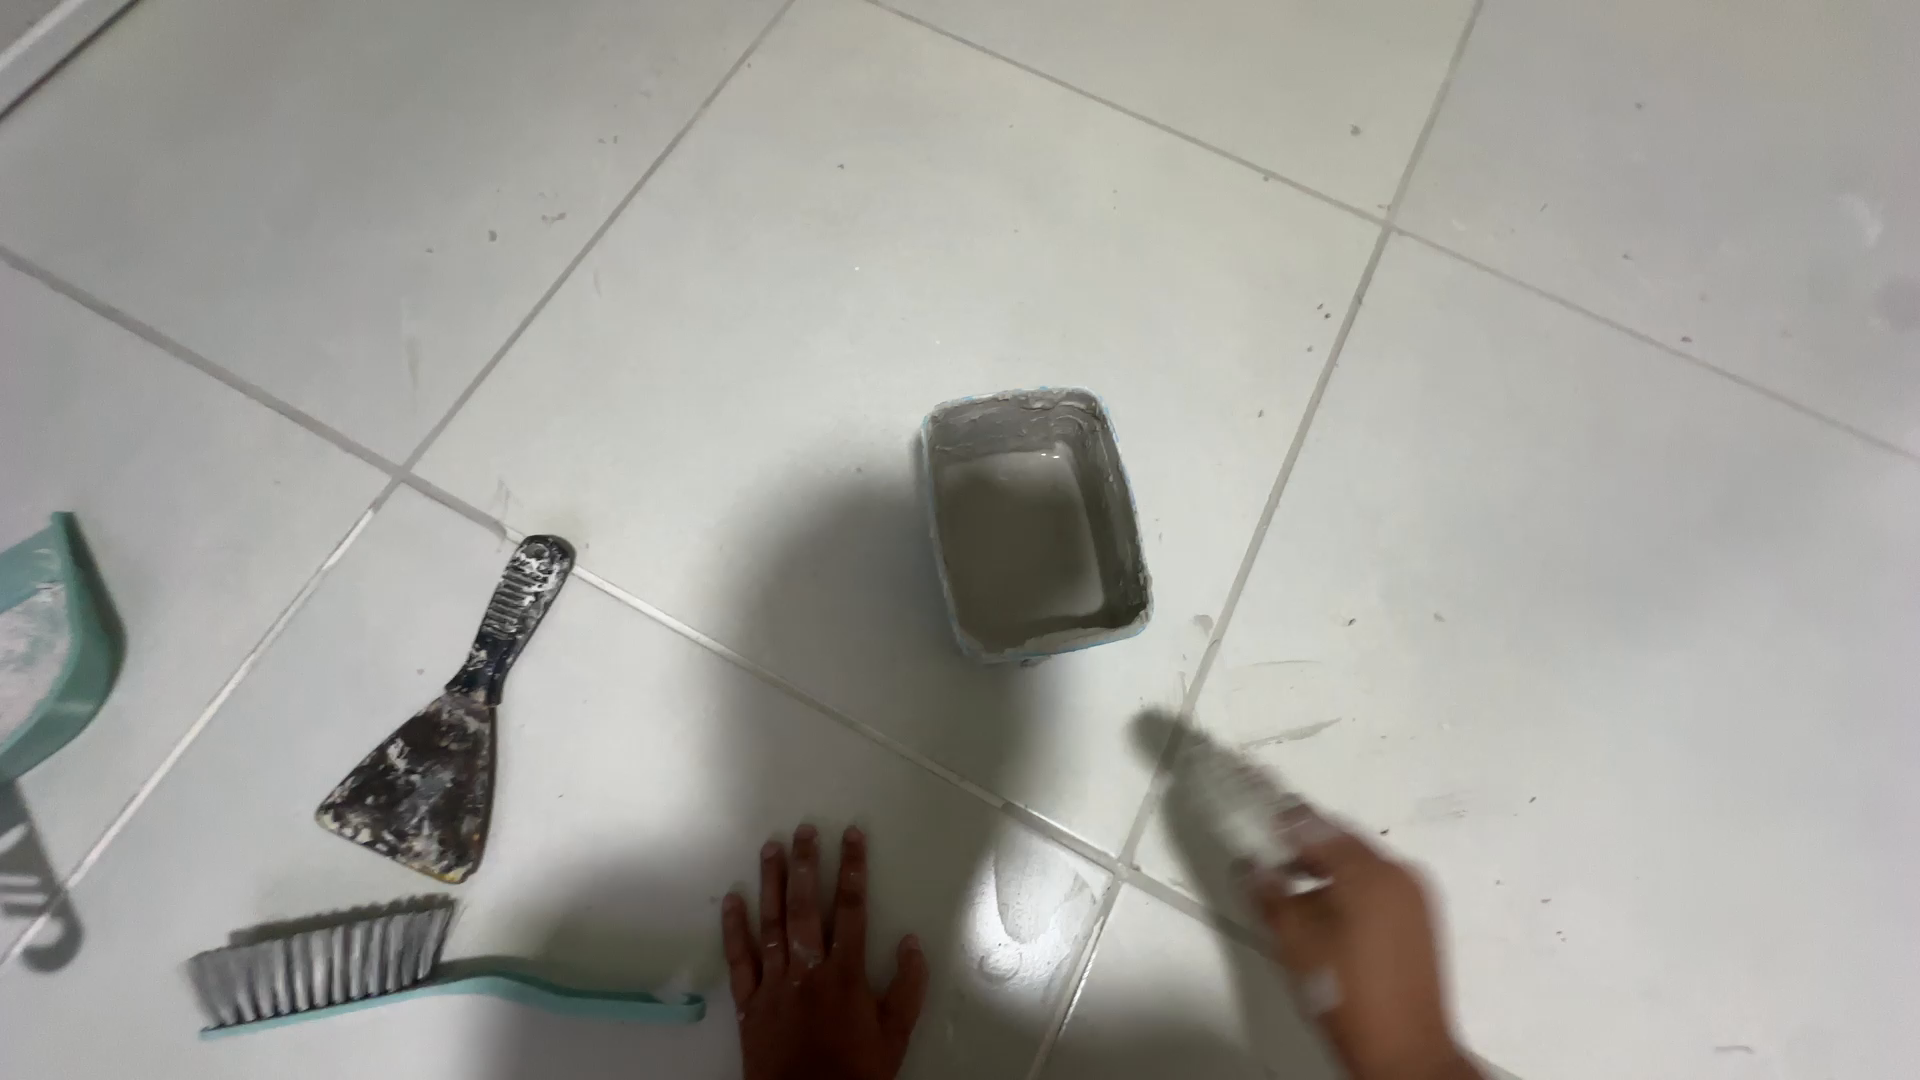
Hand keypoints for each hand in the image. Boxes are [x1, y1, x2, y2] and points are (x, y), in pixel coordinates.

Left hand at [722, 824, 929, 1079]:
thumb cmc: (854, 1073)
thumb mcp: (895, 1035)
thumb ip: (907, 987)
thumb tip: (911, 942)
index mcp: (845, 974)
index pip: (853, 908)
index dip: (853, 868)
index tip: (852, 835)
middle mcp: (809, 970)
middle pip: (807, 906)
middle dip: (807, 864)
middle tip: (804, 830)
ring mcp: (776, 984)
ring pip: (772, 924)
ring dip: (771, 883)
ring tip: (771, 848)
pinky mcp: (750, 1004)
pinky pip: (740, 961)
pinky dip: (734, 930)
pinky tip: (732, 901)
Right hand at [1252, 817, 1479, 1079]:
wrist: (1408, 1056)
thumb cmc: (1343, 990)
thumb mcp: (1292, 938)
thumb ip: (1266, 891)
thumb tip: (1248, 863)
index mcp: (1366, 870)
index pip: (1310, 822)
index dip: (1276, 818)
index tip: (1248, 818)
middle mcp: (1396, 871)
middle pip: (1337, 836)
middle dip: (1299, 841)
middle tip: (1265, 853)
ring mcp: (1414, 894)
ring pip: (1357, 858)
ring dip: (1323, 861)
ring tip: (1289, 881)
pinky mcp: (1419, 916)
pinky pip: (1375, 879)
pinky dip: (1347, 880)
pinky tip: (1323, 903)